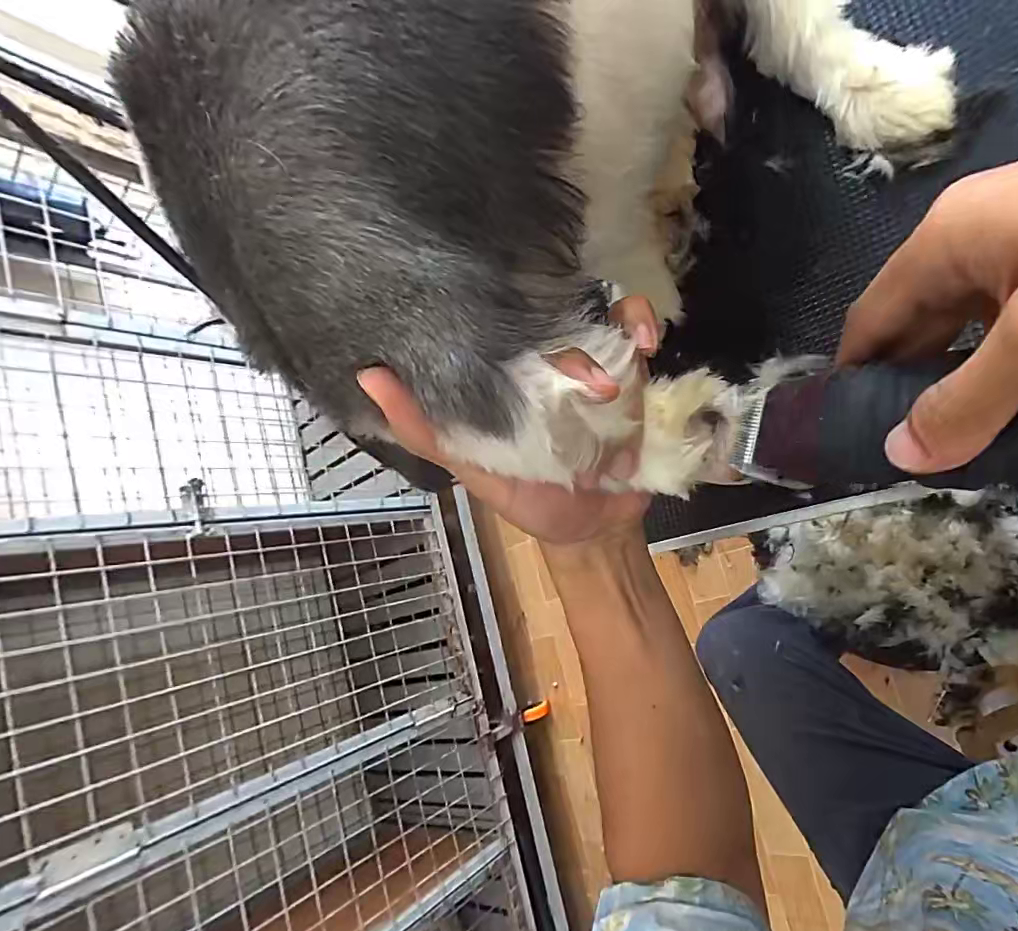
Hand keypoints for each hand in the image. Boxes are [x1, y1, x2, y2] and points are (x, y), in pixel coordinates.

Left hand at [357, 296, 659, 545]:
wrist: (595, 532)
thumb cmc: (534, 502)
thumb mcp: (476, 471)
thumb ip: (429, 433)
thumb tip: (367, 375)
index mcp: (520, 379)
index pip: (516, 326)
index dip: (516, 311)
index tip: (516, 314)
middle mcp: (560, 368)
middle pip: (571, 316)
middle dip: (583, 334)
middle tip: (595, 381)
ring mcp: (605, 377)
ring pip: (613, 322)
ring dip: (628, 322)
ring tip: (641, 342)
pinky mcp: (641, 392)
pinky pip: (646, 352)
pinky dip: (648, 337)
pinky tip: (650, 346)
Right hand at [838, 0, 1017, 471]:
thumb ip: (967, 398)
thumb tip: (898, 454)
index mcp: (956, 237)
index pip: (872, 320)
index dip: (855, 386)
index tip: (854, 456)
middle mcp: (993, 239)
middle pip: (926, 334)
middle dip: (919, 402)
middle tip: (924, 481)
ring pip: (987, 344)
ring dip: (980, 402)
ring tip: (983, 470)